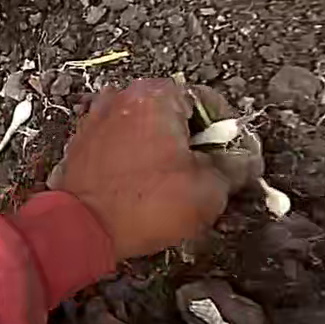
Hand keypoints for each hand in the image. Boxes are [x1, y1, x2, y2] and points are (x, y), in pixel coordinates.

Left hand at [50, 79, 230, 260]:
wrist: (80, 228)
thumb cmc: (147, 204)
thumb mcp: (209, 189)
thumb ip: (235, 166)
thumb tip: (244, 159)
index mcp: (157, 95)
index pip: (210, 102)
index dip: (227, 134)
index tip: (231, 161)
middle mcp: (124, 95)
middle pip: (176, 113)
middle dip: (193, 142)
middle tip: (202, 177)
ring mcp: (98, 116)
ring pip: (147, 128)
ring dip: (163, 150)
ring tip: (169, 185)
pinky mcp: (82, 140)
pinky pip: (121, 142)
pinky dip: (135, 157)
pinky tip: (139, 186)